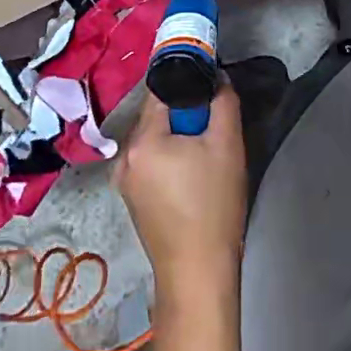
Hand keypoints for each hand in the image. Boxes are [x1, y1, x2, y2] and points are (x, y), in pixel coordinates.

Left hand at [114, 85, 245, 286]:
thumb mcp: (227, 144)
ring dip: (176, 138)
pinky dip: (168, 159)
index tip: (208, 90)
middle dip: (183, 116)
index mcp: (142, 140)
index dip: (186, 85)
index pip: (160, 92)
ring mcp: (123, 181)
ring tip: (204, 156)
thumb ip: (222, 101)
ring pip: (153, 140)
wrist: (198, 271)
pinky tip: (191, 177)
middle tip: (212, 130)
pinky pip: (149, 163)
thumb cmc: (214, 205)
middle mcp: (124, 156)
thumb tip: (215, 78)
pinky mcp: (131, 199)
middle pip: (155, 117)